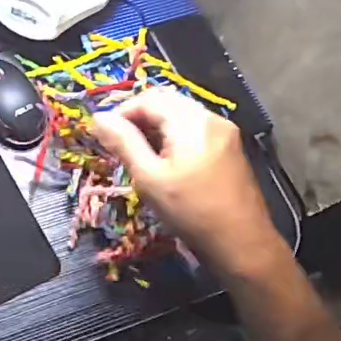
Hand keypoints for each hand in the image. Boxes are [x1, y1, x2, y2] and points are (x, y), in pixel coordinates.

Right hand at [91, 89, 281, 275]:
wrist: (242, 242)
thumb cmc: (191, 212)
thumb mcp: (149, 178)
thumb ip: (123, 143)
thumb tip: (98, 117)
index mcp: (190, 121)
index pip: (148, 98)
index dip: (121, 112)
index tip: (105, 137)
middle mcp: (210, 117)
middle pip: (166, 102)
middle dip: (138, 118)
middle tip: (120, 146)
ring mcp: (224, 132)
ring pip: (180, 114)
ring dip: (155, 127)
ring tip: (141, 157)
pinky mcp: (229, 147)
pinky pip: (194, 129)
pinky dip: (174, 136)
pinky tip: (166, 162)